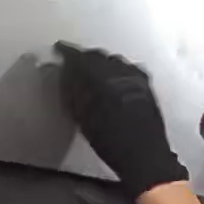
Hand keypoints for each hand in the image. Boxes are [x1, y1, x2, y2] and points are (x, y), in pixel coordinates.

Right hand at [53, 42, 187, 197]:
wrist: (145, 155)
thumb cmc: (108, 141)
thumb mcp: (82, 118)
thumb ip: (72, 92)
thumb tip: (64, 73)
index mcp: (100, 77)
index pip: (80, 57)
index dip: (67, 51)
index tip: (58, 48)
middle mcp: (120, 70)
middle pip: (98, 55)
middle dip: (84, 56)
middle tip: (72, 62)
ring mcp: (136, 75)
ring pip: (114, 60)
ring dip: (101, 62)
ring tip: (91, 69)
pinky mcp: (146, 83)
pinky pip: (127, 68)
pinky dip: (116, 69)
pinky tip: (112, 77)